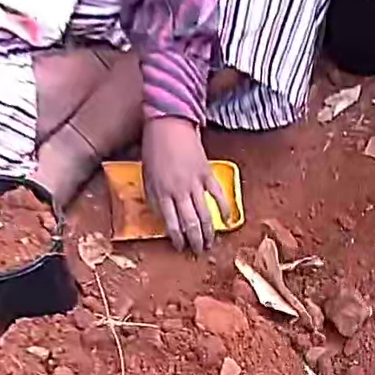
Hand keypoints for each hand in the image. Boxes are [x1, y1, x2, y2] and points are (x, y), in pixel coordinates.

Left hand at [142, 116, 230, 252]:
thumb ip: (153, 197)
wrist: (169, 122)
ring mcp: (195, 183)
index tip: (181, 247)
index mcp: (162, 192)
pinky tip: (228, 222)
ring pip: (205, 215)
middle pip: (190, 224)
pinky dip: (225, 210)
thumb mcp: (146, 175)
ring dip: (209, 232)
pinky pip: (218, 196)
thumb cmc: (155, 148)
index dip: (178, 239)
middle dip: (195, 241)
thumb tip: (161, 217)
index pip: (172, 224)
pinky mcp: (207, 174)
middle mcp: (179, 191)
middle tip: (198, 252)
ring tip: (210, 243)